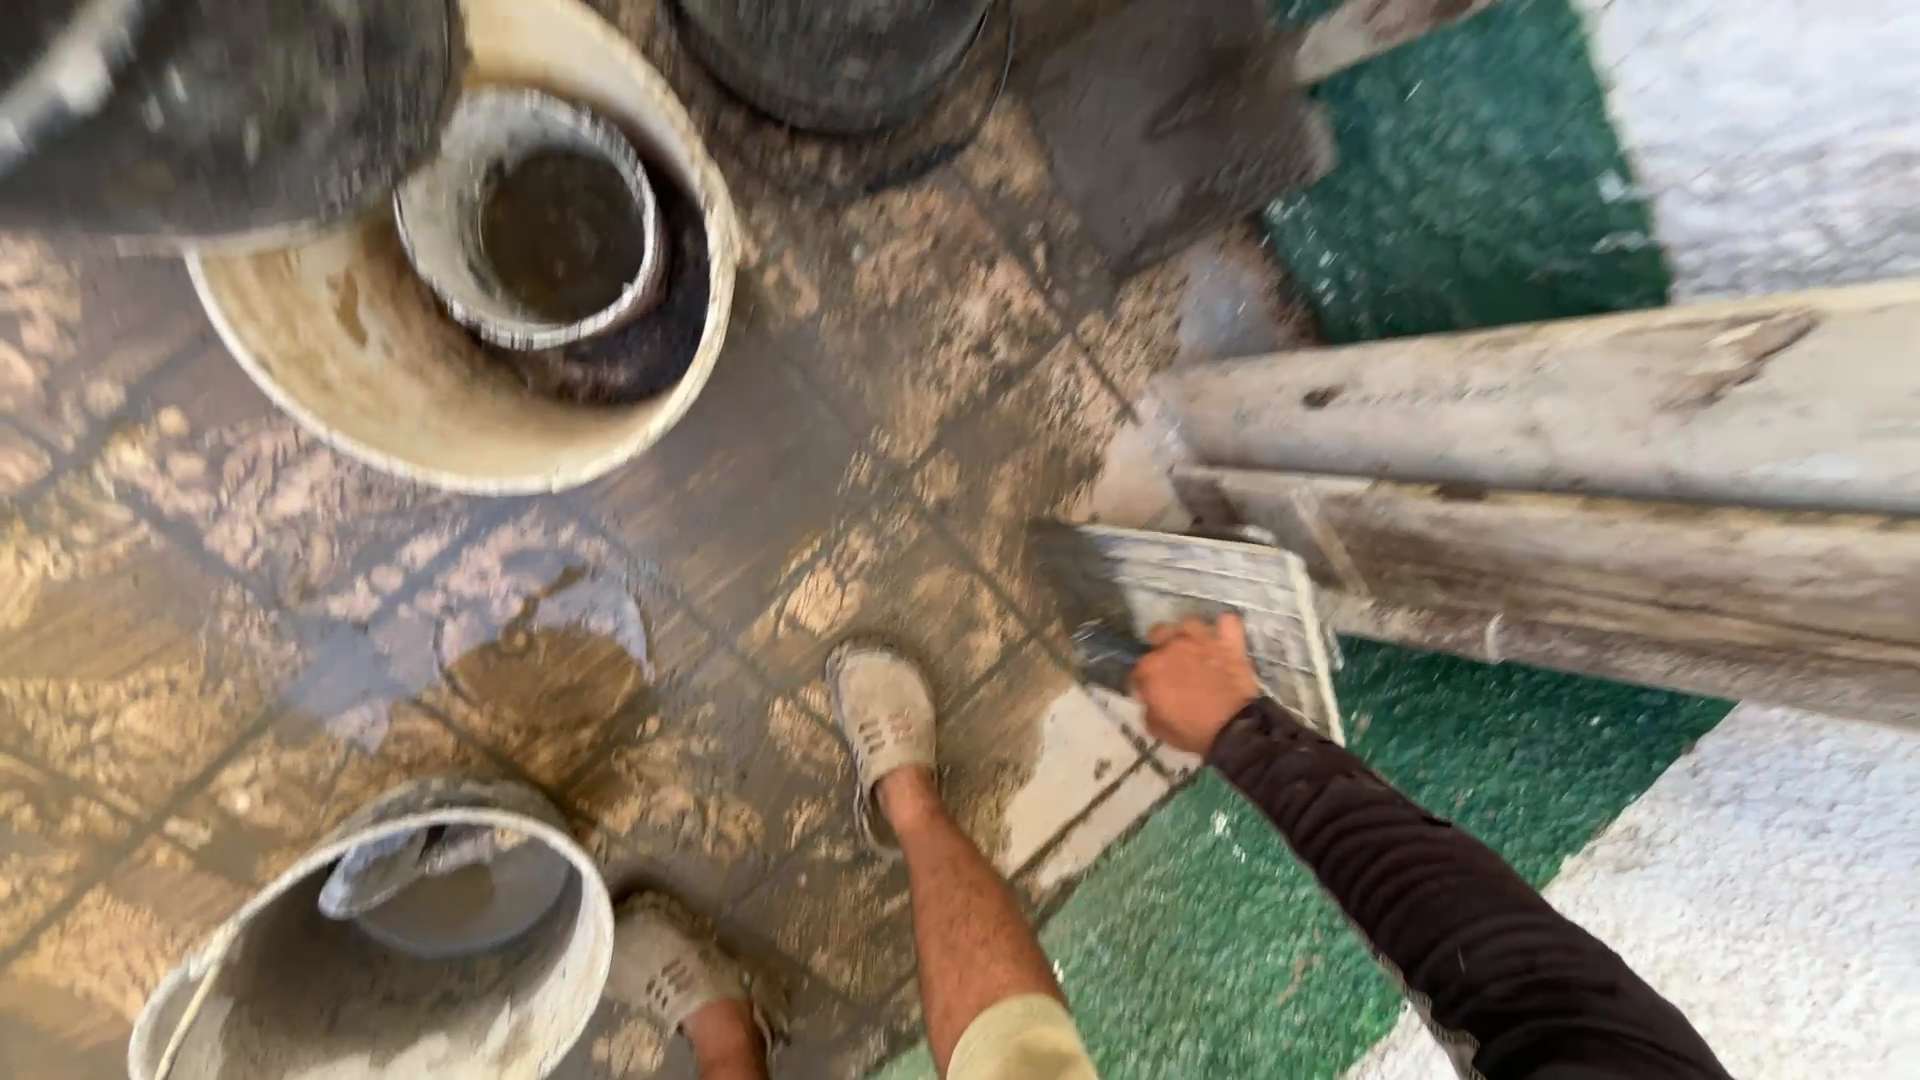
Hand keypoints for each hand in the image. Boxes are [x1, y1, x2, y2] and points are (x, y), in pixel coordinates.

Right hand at [1129, 614, 1260, 755]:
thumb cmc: (1192, 731)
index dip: (1143, 680)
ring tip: (1193, 646)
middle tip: (1170, 664)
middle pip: (1158, 634)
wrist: (1234, 730)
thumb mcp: (1157, 728)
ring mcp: (1202, 641)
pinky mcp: (1229, 643)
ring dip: (1188, 633)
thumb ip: (1148, 708)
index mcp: (1151, 668)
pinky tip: (1223, 636)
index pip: (1138, 668)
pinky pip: (1228, 622)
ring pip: (1189, 623)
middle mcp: (1172, 646)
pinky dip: (1225, 627)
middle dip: (1159, 646)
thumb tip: (1149, 699)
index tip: (1150, 691)